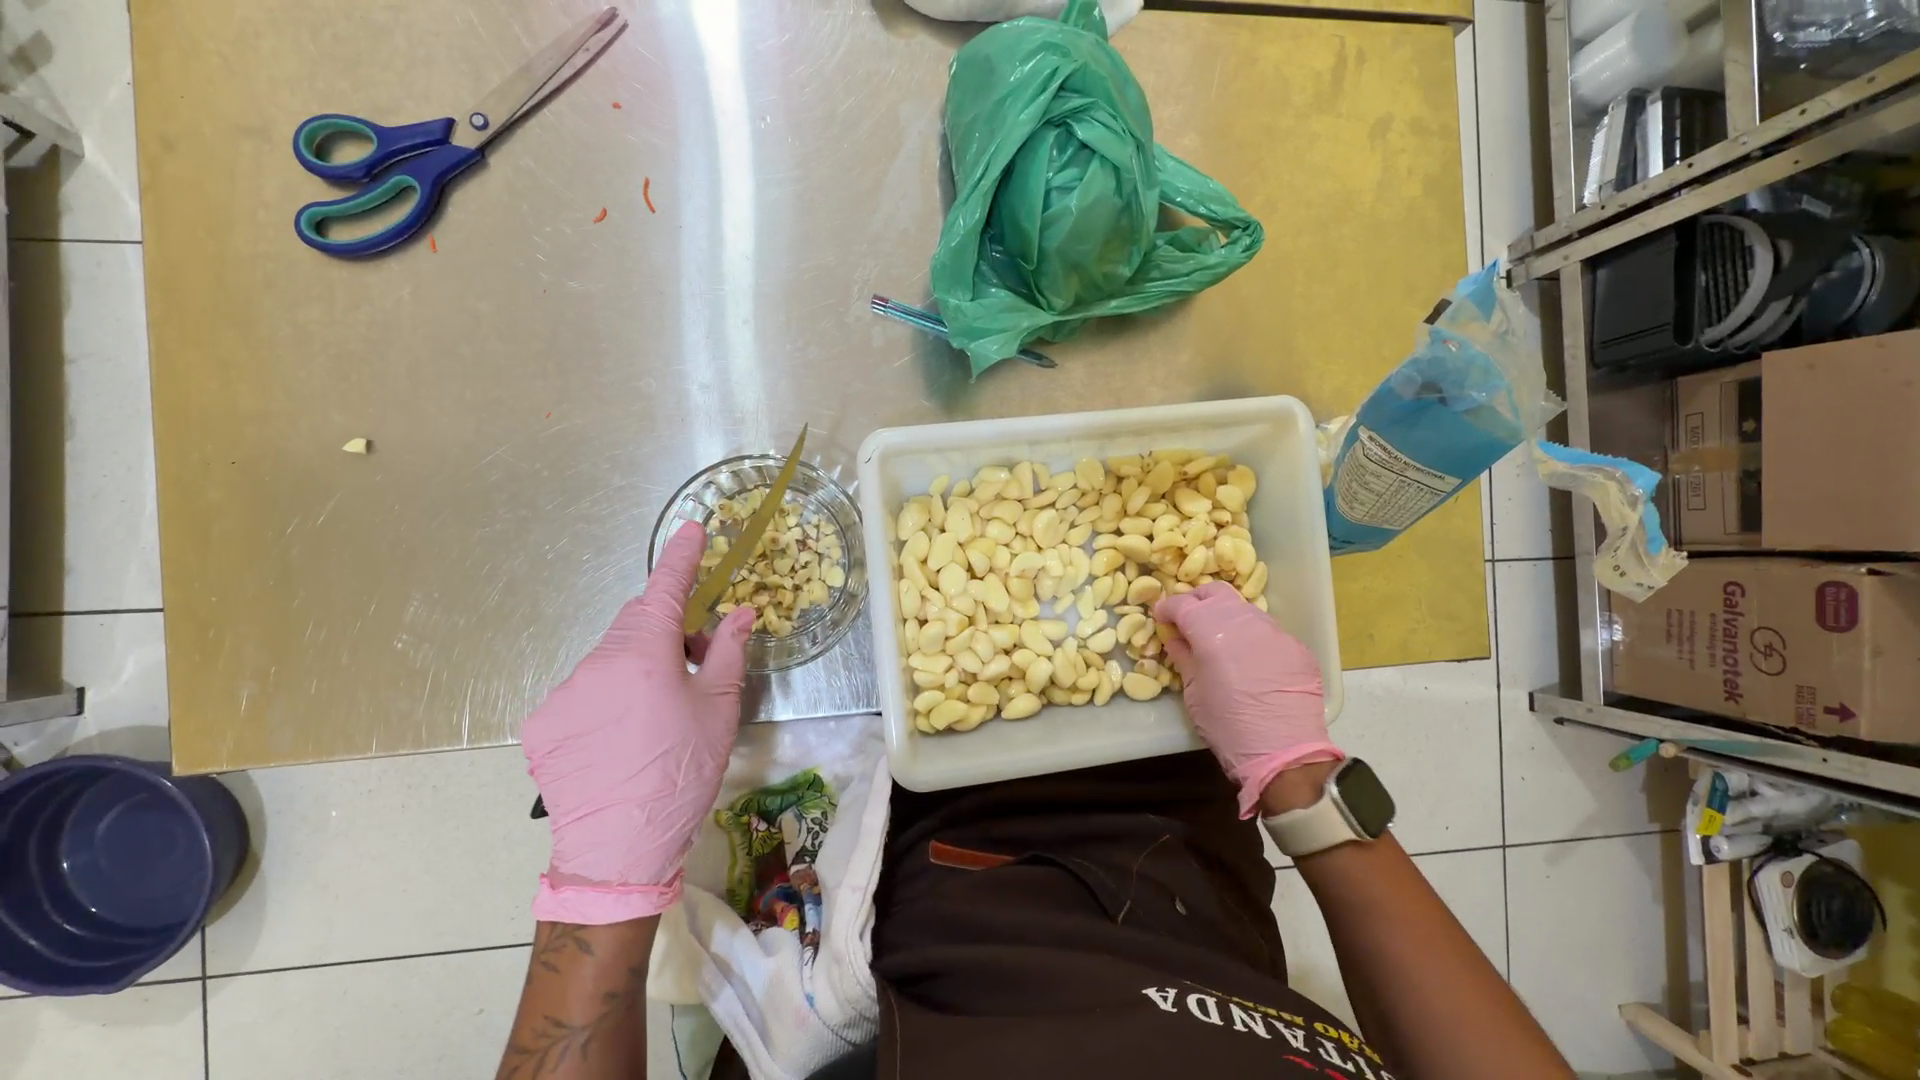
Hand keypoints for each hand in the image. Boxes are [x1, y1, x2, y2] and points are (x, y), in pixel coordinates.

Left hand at [521, 521, 755, 923]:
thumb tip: (741, 612)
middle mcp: (596, 663)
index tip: (691, 528)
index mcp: (644, 655)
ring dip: (637, 668)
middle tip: (698, 662)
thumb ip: (729, 653)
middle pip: (636, 626)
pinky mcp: (543, 723)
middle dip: (668, 630)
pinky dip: (607, 698)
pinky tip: (622, 737)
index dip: (682, 558)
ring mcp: (564, 693)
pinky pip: (584, 692)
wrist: (619, 848)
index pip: (665, 590)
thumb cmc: (681, 774)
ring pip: (610, 660)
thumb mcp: (718, 712)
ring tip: (658, 713)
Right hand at [1154, 581, 1341, 817]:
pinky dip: (1250, 637)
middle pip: (1215, 594)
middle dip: (1197, 601)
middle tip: (1187, 622)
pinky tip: (1248, 660)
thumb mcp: (1193, 693)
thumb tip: (1175, 638)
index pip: (1183, 604)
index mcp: (1212, 631)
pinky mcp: (1296, 647)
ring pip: (1243, 609)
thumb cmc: (1227, 726)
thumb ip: (1183, 657)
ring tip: (1218, 640)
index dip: (1167, 608)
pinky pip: (1267, 631)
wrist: (1284, 752)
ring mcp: (1274, 631)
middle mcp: (1244, 621)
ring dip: (1225, 617)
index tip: (1161, 618)